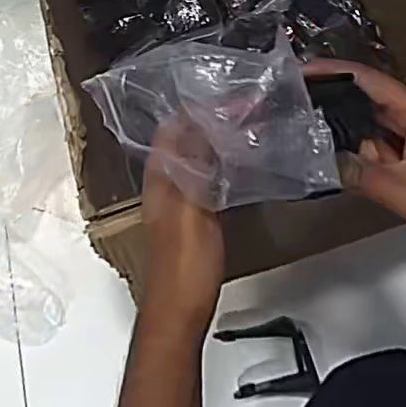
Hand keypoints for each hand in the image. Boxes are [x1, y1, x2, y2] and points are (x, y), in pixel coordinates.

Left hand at [139, 120, 224, 332]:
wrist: (178, 309)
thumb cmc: (185, 263)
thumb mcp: (193, 209)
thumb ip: (196, 169)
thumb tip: (204, 127)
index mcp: (160, 173)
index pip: (176, 126)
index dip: (201, 109)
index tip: (231, 97)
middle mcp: (163, 179)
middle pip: (185, 138)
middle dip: (211, 120)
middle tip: (245, 107)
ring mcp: (175, 196)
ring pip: (195, 155)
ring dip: (215, 139)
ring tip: (245, 126)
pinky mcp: (190, 213)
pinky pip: (203, 175)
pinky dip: (219, 162)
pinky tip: (238, 163)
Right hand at [303, 60, 405, 279]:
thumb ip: (361, 174)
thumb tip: (318, 158)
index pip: (369, 79)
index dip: (332, 71)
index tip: (300, 70)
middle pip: (364, 96)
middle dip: (330, 95)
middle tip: (291, 97)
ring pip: (367, 122)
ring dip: (340, 123)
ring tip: (302, 121)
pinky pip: (374, 143)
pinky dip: (353, 144)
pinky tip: (328, 148)